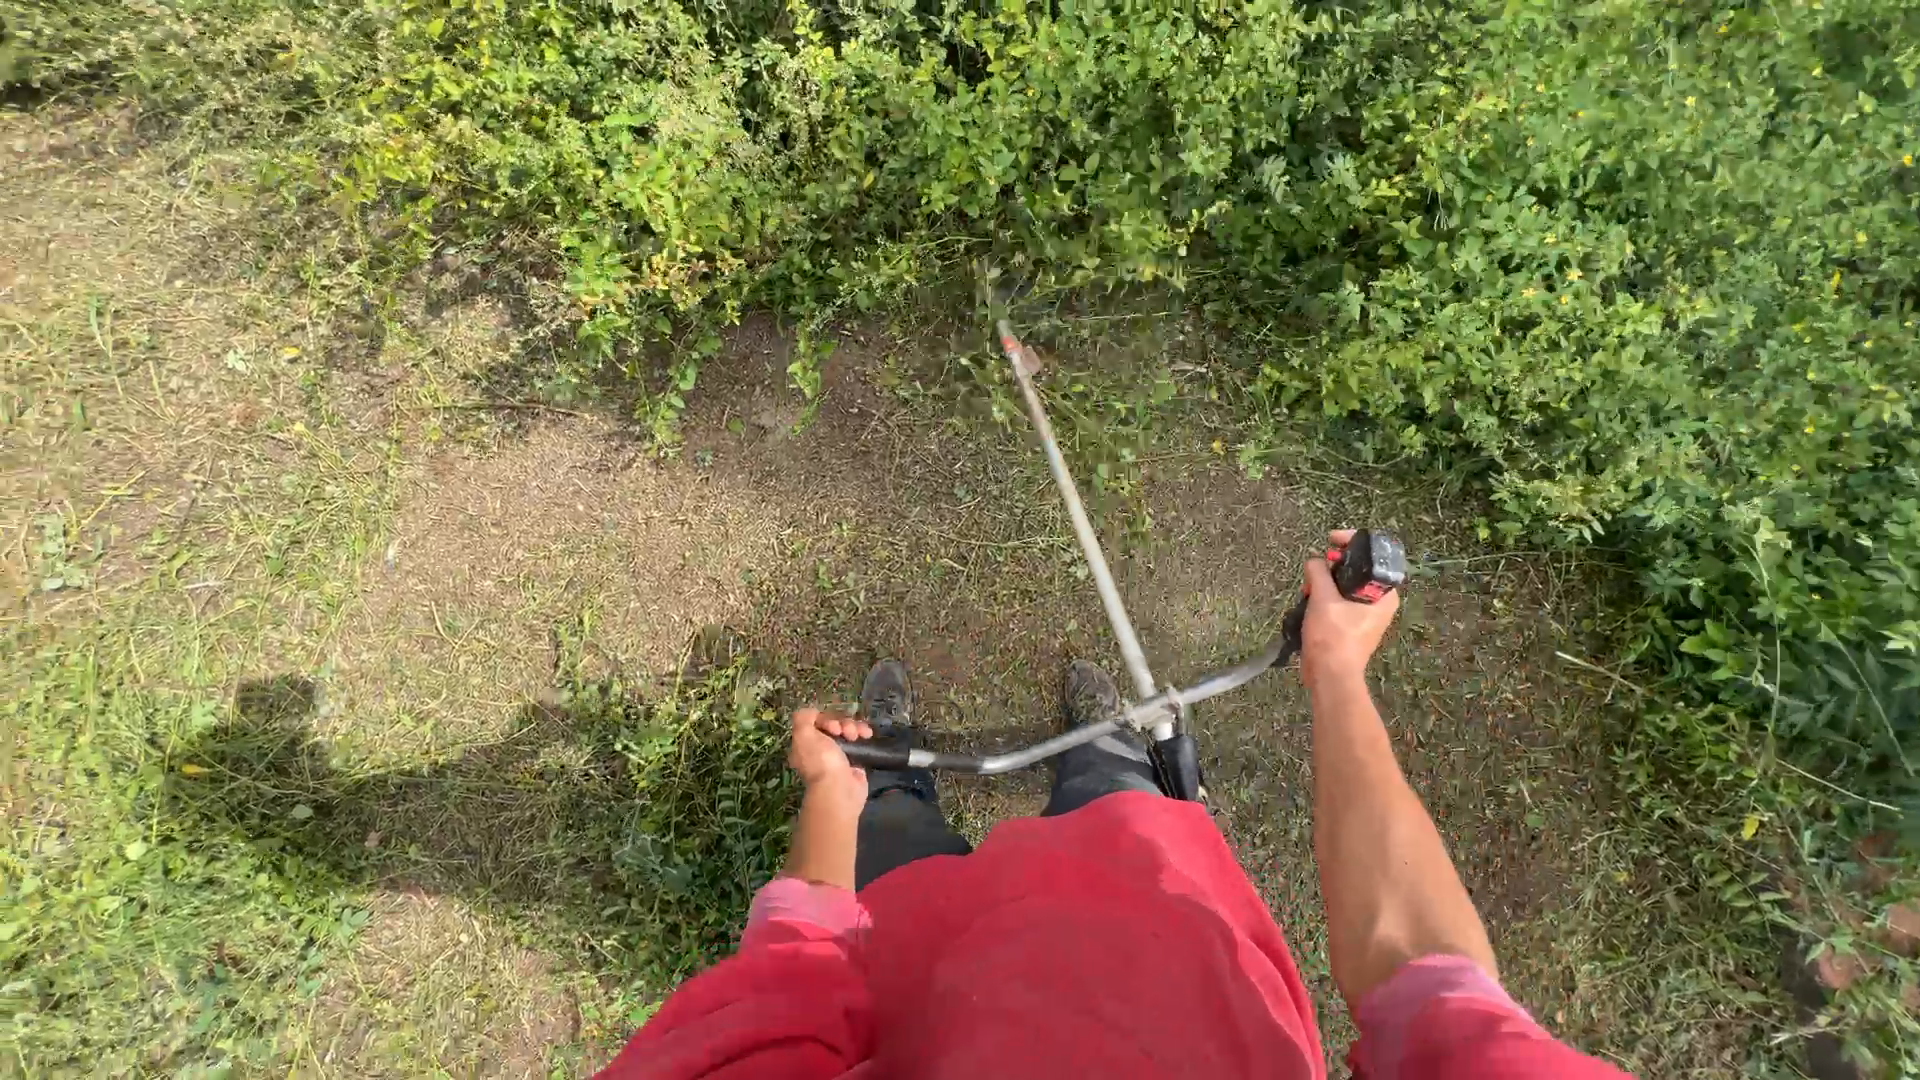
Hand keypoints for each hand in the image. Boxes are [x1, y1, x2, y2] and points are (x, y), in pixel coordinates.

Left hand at [788, 707, 872, 812]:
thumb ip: (803, 718)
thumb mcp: (804, 735)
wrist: (841, 788)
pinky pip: (859, 739)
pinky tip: (867, 734)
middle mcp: (820, 749)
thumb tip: (812, 712)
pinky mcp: (854, 759)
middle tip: (845, 732)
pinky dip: (863, 733)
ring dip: (853, 727)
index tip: (832, 726)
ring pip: (847, 729)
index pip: (816, 722)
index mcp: (805, 744)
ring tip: (858, 735)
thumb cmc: (821, 761)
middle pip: (832, 724)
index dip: (825, 719)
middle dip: (841, 723)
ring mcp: (838, 754)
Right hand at [1300, 529, 1399, 688]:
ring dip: (1325, 582)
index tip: (1330, 539)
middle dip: (1333, 565)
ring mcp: (1366, 614)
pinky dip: (1324, 596)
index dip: (1351, 543)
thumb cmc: (1333, 636)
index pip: (1374, 557)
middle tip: (1316, 565)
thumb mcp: (1323, 598)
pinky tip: (1308, 600)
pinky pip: (1339, 601)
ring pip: (1345, 586)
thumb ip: (1318, 573)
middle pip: (1357, 570)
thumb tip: (1314, 561)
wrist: (1330, 674)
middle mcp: (1380, 602)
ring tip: (1308, 587)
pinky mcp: (1351, 625)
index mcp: (1384, 594)